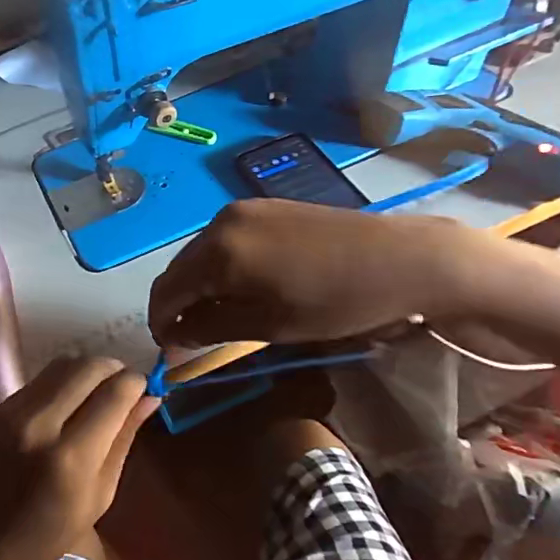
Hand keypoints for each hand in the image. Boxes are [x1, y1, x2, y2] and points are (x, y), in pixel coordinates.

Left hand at [0, 357, 158, 559]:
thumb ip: (125, 437)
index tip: (146, 390)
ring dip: (91, 370)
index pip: (116, 392)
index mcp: (71, 456)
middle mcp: (41, 424)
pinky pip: (45, 376)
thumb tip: (151, 396)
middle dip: (116, 370)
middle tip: (124, 389)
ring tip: (99, 393)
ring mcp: (15, 411)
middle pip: (91, 366)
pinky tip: (71, 402)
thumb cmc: (53, 531)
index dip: (138, 383)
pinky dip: (66, 380)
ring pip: (67, 362)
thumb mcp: (102, 492)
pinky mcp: (1, 406)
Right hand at [149, 199, 484, 346]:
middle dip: (179, 304)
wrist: (397, 258)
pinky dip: (223, 266)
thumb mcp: (269, 325)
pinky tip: (245, 284)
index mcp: (218, 252)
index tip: (170, 353)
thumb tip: (175, 334)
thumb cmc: (334, 301)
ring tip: (221, 315)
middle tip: (193, 339)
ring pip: (202, 253)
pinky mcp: (266, 205)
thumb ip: (212, 327)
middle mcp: (222, 221)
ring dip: (201, 285)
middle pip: (180, 268)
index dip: (162, 324)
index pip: (166, 291)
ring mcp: (245, 208)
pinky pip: (227, 239)